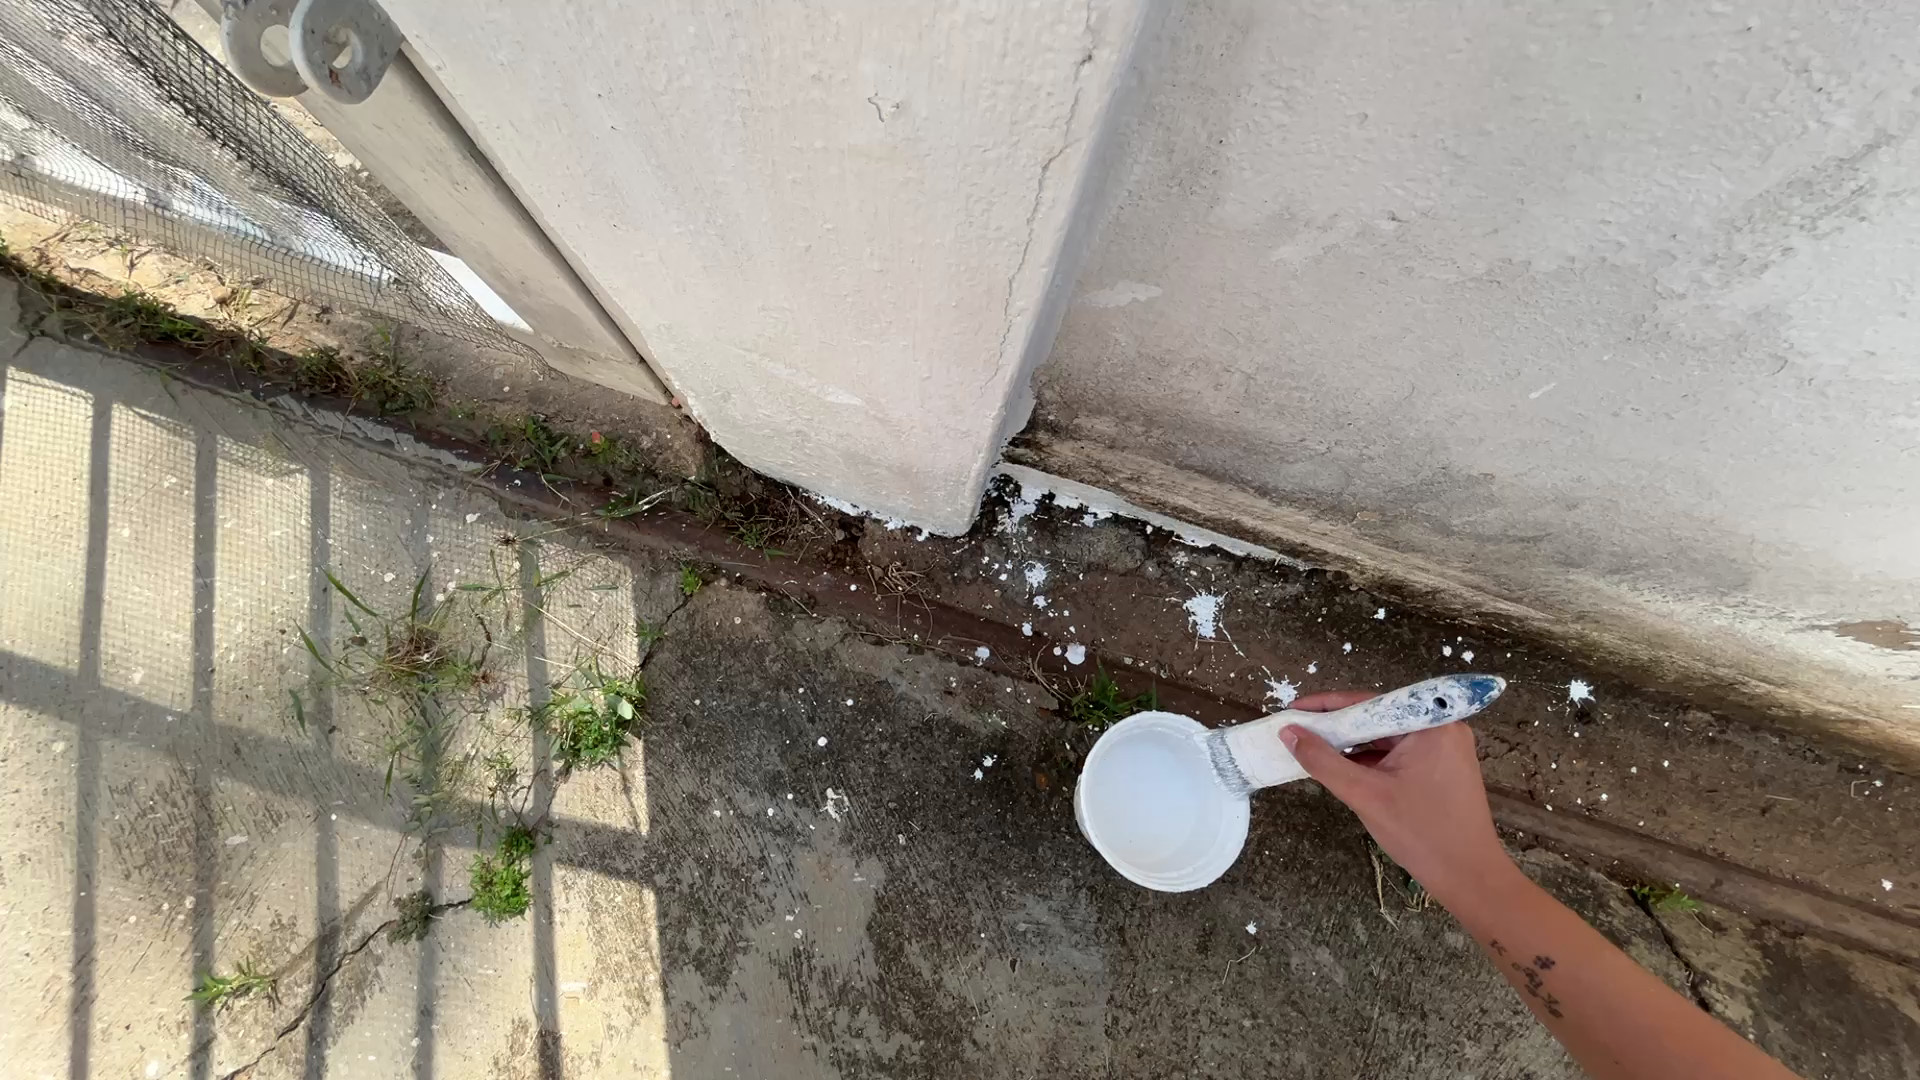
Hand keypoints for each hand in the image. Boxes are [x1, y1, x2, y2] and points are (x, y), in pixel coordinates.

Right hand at [1280, 692, 1514, 907]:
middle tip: (1298, 730)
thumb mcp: (1363, 794)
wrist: (1471, 882)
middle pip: (1376, 717)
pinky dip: (1368, 758)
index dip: (1326, 706)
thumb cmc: (1421, 834)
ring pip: (1384, 735)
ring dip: (1351, 743)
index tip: (1293, 711)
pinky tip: (1343, 767)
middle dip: (1336, 726)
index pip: (1368, 702)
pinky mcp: (1441, 767)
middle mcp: (1441, 728)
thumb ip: (1321, 760)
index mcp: (1430, 726)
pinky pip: (1396, 752)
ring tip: (1314, 748)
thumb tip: (1287, 732)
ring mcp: (1444, 748)